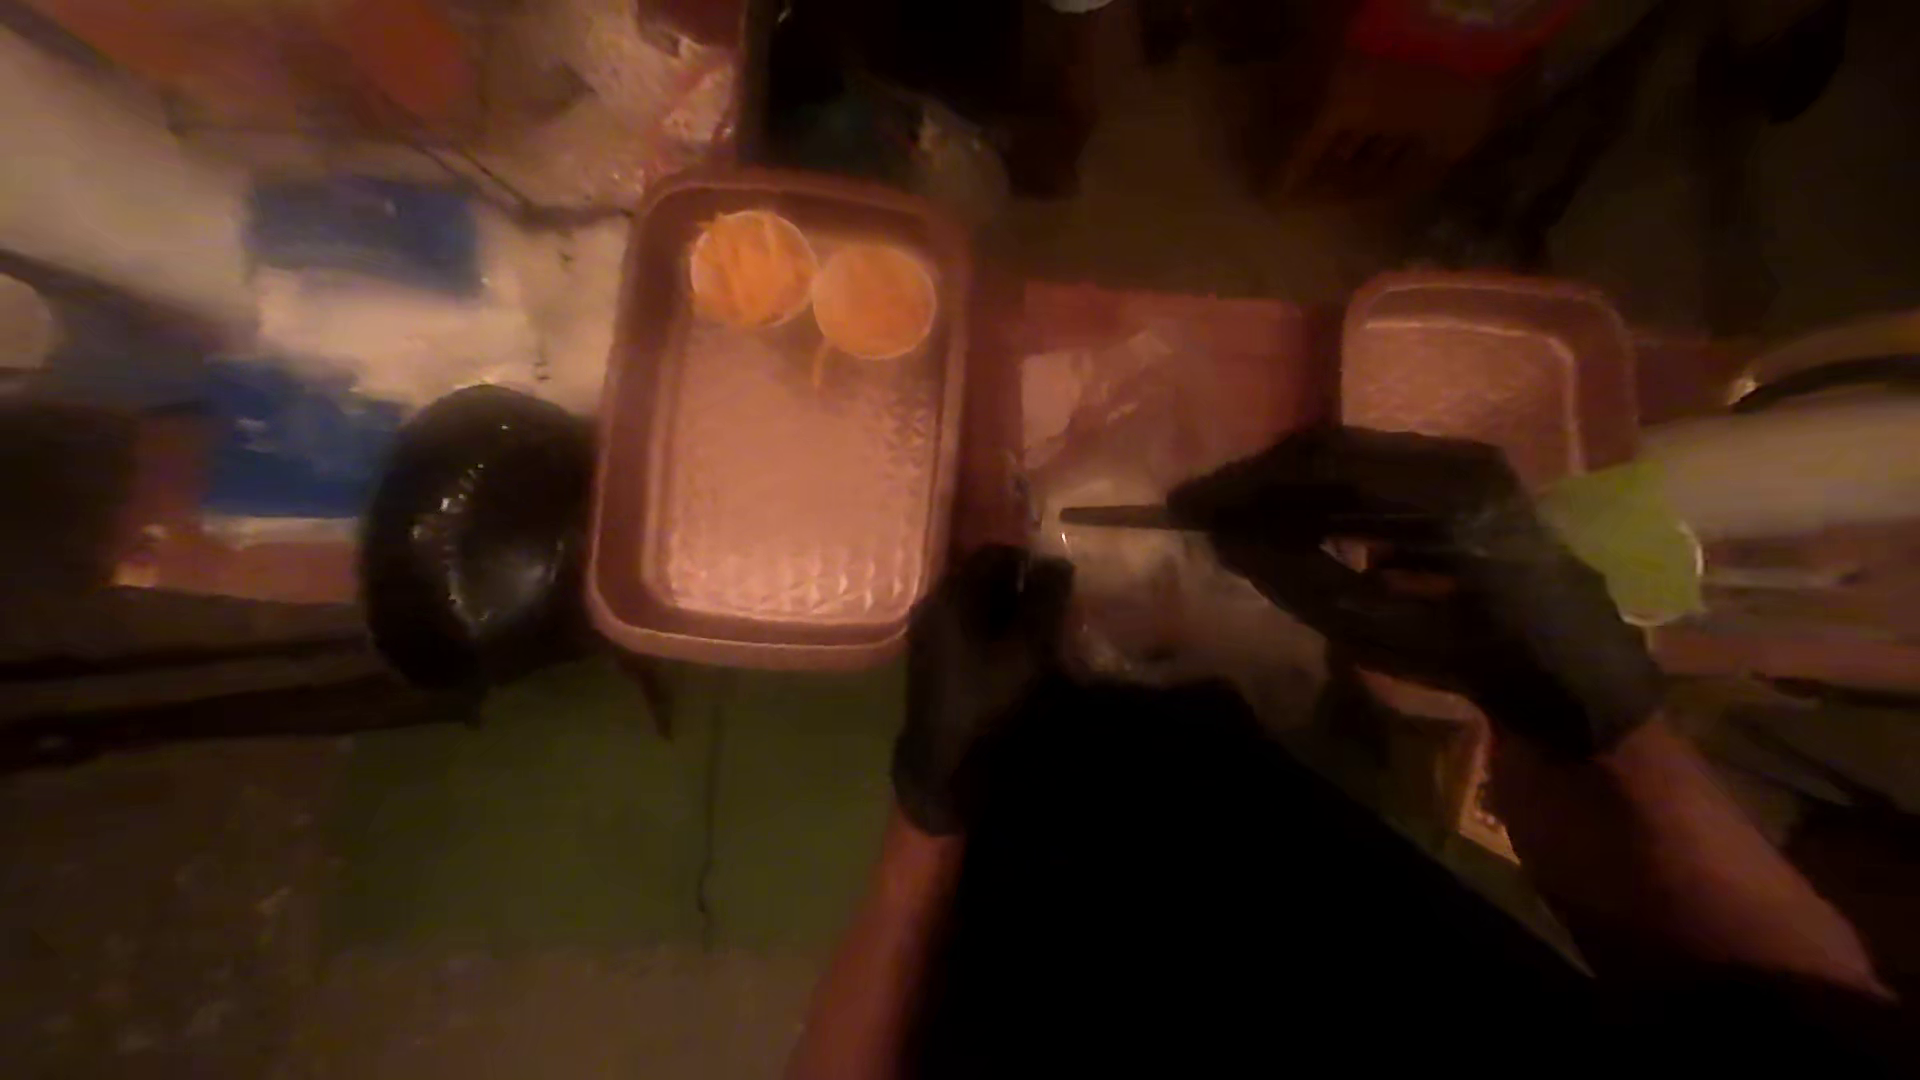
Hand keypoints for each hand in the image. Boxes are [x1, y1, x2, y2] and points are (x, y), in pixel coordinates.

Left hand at [893, 545, 1073, 834]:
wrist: (949, 764)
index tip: (1056, 578)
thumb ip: (1045, 597)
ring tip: (1038, 628)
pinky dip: (990, 630)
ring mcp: (927, 635)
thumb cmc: (994, 698)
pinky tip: (1013, 651)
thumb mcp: (1031, 644)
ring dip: (1005, 609)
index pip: (991, 554)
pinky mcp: (930, 661)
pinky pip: (964, 629)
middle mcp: (932, 606)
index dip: (1027, 559)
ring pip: (973, 605)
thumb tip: (1055, 564)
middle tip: (1052, 603)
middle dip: (1017, 585)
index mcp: (951, 595)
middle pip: (979, 578)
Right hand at [1167, 427, 1660, 756]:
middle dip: (1253, 479)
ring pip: (1339, 454)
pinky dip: (1308, 491)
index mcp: (1446, 492)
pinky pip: (1360, 469)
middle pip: (1325, 448)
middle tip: (1199, 506)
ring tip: (1228, 512)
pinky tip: (1278, 515)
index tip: (1189, 503)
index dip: (1245, 483)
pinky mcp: (1448, 472)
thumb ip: (1295, 577)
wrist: (1567, 665)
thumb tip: (1224, 539)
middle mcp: (1453, 455)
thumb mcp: (1375, 630)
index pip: (1321, 465)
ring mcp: (1455, 458)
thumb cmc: (1474, 656)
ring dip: (1277, 483)